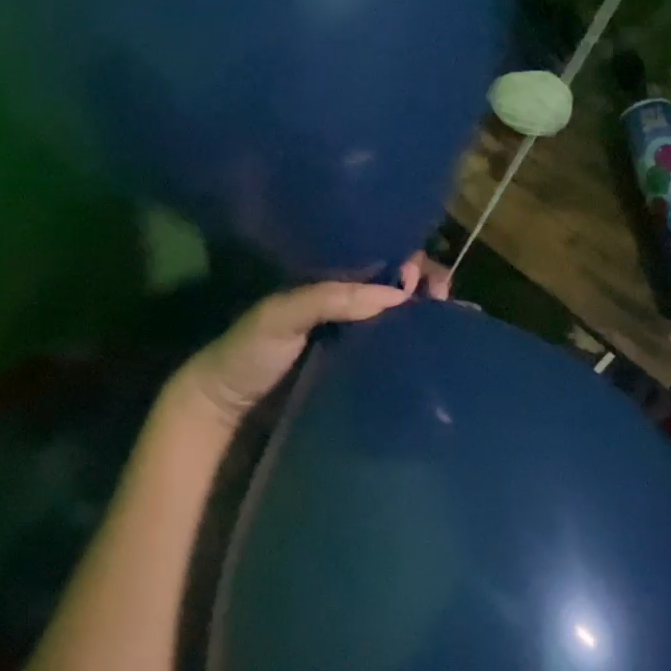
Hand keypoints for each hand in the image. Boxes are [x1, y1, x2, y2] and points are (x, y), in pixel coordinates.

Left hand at [179, 251, 452, 425]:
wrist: (222, 413)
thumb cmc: (247, 353)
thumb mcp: (280, 314)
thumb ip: (330, 297)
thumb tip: (397, 292)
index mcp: (329, 281)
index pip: (379, 257)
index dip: (408, 259)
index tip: (424, 276)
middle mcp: (347, 305)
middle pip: (399, 285)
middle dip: (426, 284)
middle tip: (441, 298)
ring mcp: (355, 339)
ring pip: (402, 317)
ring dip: (428, 313)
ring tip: (449, 320)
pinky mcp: (359, 373)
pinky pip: (394, 352)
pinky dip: (418, 345)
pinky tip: (437, 349)